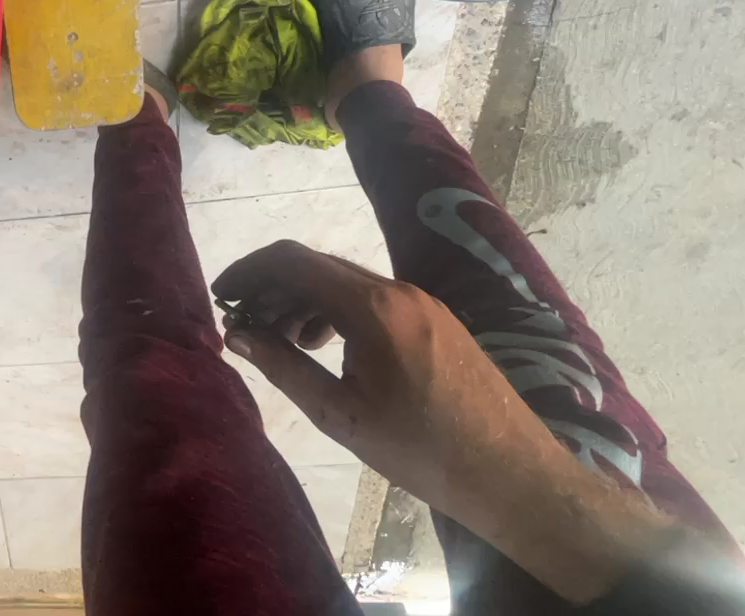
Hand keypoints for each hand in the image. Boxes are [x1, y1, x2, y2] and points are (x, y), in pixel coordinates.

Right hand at [213, 241, 673, 602]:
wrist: (522, 483)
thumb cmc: (423, 450)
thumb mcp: (339, 414)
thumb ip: (281, 365)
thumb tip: (235, 333)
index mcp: (371, 307)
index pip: (291, 261)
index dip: (248, 272)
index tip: (222, 297)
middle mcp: (396, 290)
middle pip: (313, 266)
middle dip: (269, 287)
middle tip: (242, 322)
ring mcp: (420, 302)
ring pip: (340, 280)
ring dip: (298, 299)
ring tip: (277, 338)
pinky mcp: (434, 319)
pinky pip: (367, 296)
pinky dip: (331, 309)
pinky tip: (321, 344)